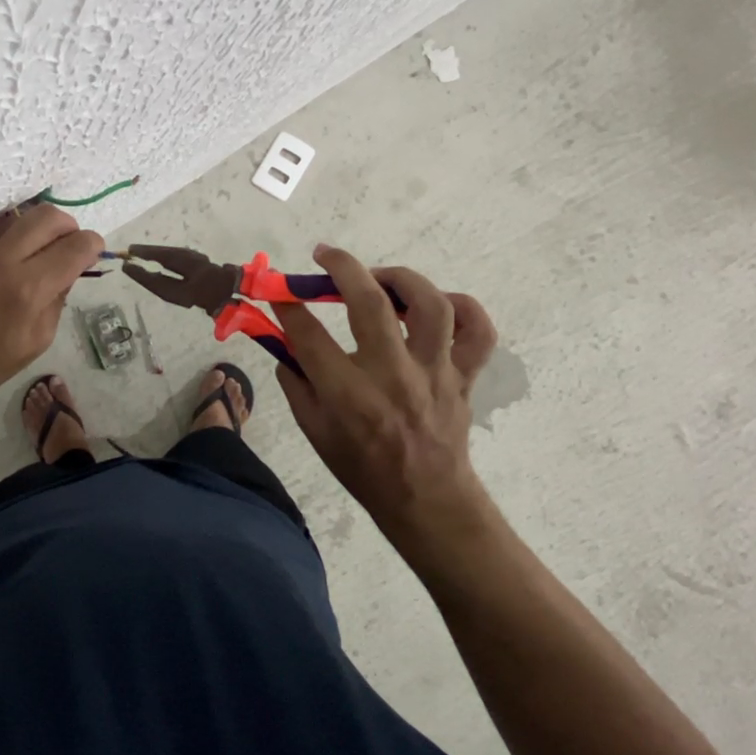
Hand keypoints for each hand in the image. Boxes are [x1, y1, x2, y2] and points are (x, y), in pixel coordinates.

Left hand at [0, 205, 104, 411]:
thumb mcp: (38, 340)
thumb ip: (58, 298)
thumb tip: (70, 267)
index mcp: (27, 290)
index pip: (74, 247)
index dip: (91, 244)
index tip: (92, 249)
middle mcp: (0, 261)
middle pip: (47, 216)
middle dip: (67, 226)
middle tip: (66, 244)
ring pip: (14, 217)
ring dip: (33, 230)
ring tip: (31, 252)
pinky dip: (1, 241)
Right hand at [270, 245, 498, 550]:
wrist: (426, 498)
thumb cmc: (361, 466)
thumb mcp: (313, 428)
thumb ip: (295, 380)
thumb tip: (283, 339)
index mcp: (348, 393)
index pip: (308, 332)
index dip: (287, 305)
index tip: (278, 291)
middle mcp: (392, 374)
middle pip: (369, 301)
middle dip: (342, 268)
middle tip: (324, 255)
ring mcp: (434, 372)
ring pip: (431, 304)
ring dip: (400, 279)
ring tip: (379, 279)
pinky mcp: (464, 375)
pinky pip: (477, 330)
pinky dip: (461, 307)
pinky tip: (436, 304)